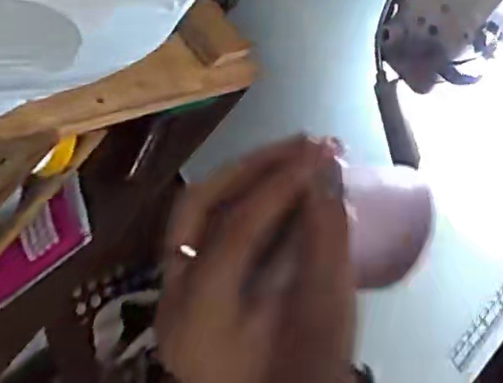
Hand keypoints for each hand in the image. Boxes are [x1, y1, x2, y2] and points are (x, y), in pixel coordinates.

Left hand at [158, 137, 356, 382]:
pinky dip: (254, 190)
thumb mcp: (324, 307)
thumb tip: (328, 174)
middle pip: (201, 206)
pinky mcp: (199, 284)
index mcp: (198, 314)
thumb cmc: (306, 363)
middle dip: (257, 164)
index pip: (236, 228)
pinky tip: (293, 178)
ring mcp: (180, 291)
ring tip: (306, 149)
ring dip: (255, 170)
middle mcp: (174, 297)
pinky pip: (217, 222)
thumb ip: (325, 239)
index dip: (283, 182)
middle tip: (309, 142)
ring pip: (204, 210)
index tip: (327, 151)